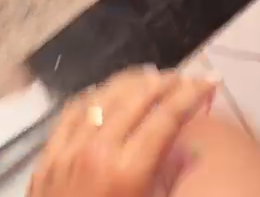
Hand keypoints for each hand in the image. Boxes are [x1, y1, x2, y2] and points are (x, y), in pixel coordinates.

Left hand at [29, 68, 215, 196]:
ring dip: (134, 82)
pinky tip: (108, 94)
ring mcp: (68, 150)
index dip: (192, 94)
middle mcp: (98, 150)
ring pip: (106, 96)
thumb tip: (189, 152)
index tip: (212, 81)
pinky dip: (96, 96)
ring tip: (154, 79)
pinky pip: (73, 111)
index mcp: (127, 172)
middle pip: (139, 96)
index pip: (167, 116)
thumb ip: (168, 182)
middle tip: (188, 78)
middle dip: (168, 81)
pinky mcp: (47, 158)